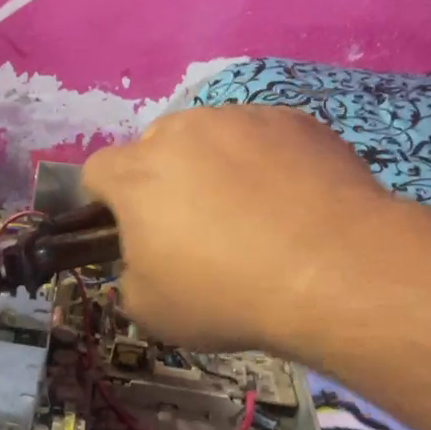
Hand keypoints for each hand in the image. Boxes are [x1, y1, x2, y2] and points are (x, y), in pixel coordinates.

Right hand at [83, 105, 390, 349]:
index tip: (128, 232)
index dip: (106, 202)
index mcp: (137, 176)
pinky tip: (289, 204)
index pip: (97, 171)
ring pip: (210, 137)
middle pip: (154, 146)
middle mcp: (184, 133)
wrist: (333, 272)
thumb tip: (143, 260)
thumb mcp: (150, 310)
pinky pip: (263, 138)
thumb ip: (129, 274)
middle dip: (162, 179)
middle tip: (191, 228)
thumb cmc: (225, 296)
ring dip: (214, 167)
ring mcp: (243, 119)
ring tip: (249, 215)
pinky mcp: (296, 121)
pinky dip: (265, 163)